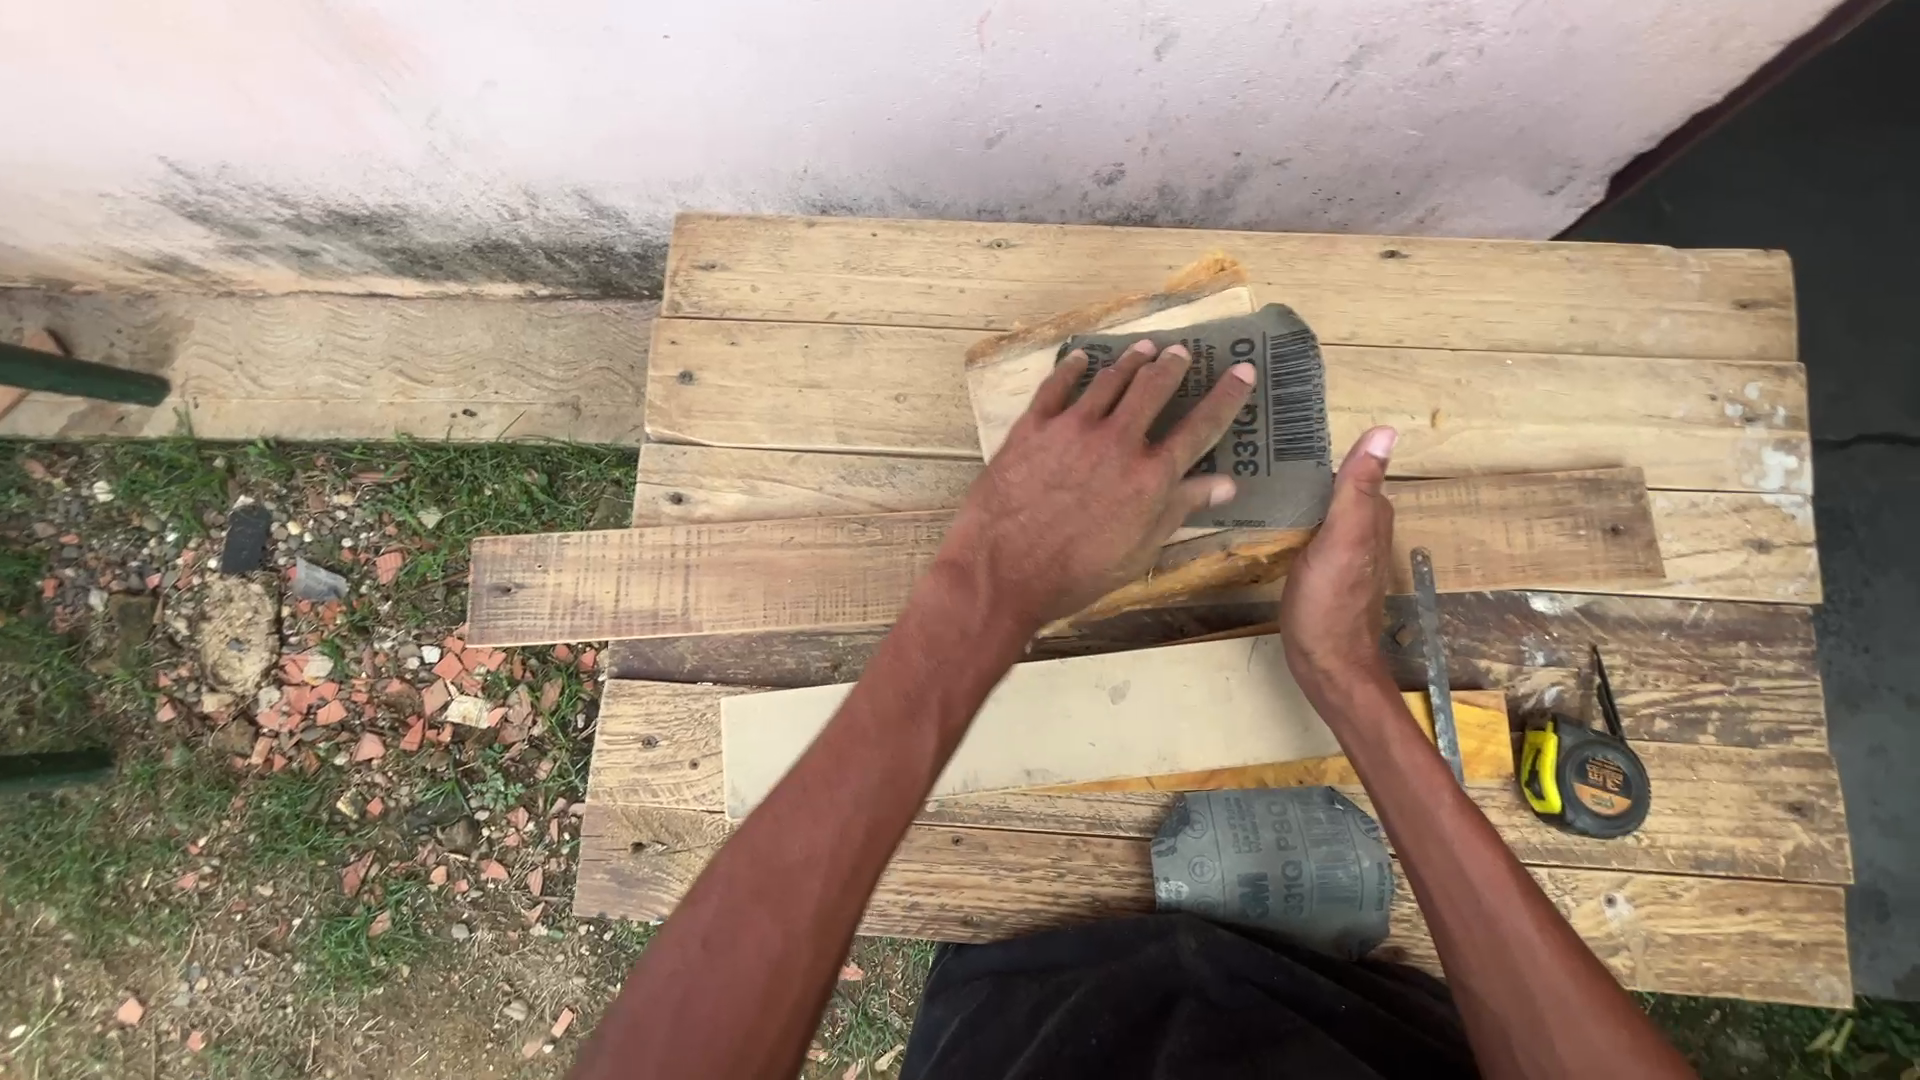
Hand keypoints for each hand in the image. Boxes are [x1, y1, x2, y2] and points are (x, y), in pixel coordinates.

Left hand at [936, 339, 1255, 630]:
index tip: (1243, 372)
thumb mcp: (1137, 553)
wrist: (1002, 571)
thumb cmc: (1075, 575)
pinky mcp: (1032, 427)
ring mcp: (1072, 429)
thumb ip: (1178, 511)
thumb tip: (1225, 484)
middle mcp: (1117, 441)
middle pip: (1153, 389)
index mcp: (1150, 476)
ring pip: (1109, 380)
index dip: (1225, 397)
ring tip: (1144, 348)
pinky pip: (1056, 386)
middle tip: (1181, 352)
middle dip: (1172, 366)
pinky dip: (1072, 367)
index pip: (1199, 427)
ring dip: (1131, 361)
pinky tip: (1081, 358)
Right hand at [1279, 427, 1398, 700]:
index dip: (1333, 452)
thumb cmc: (1329, 604)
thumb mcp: (1340, 540)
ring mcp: (1344, 556)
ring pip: (1328, 512)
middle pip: (1342, 490)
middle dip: (1316, 470)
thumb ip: (1357, 489)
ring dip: (1306, 496)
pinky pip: (1314, 534)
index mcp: (1369, 519)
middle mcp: (1363, 534)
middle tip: (1271, 452)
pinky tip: (1279, 524)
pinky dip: (1299, 522)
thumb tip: (1385, 431)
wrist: (1325, 664)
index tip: (1293, 433)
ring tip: (1270, 481)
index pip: (1357, 471)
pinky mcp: (1326, 574)